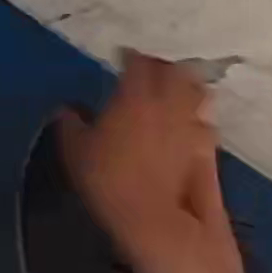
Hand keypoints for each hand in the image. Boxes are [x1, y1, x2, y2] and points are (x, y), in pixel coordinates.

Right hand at [57, 51, 243, 272]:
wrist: (153, 219)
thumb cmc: (105, 179)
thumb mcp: (73, 150)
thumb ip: (70, 124)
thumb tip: (66, 110)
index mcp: (133, 99)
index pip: (137, 65)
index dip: (131, 56)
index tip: (122, 53)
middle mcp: (168, 105)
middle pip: (174, 72)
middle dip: (162, 64)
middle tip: (150, 64)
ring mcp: (191, 125)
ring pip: (196, 92)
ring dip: (185, 83)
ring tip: (175, 82)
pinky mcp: (205, 147)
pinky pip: (204, 118)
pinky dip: (197, 110)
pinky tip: (190, 116)